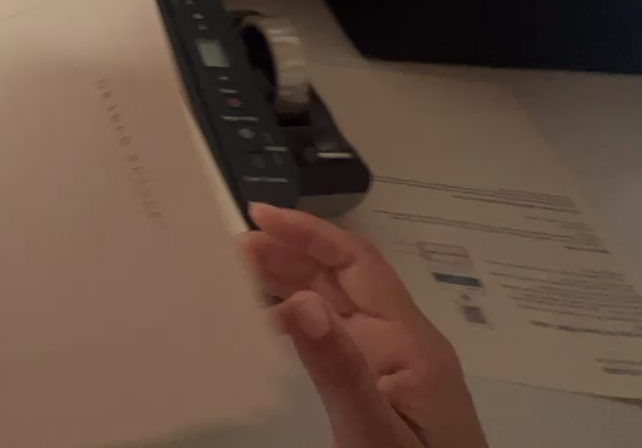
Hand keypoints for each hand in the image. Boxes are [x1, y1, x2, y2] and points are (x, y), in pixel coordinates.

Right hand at [243, 204, 486, 447]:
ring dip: (284, 275)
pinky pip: (328, 324)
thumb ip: (341, 371)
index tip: (259, 214)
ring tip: (235, 268)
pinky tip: (261, 311)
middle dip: (286, 250)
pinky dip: (291, 308)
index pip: (358, 262)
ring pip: (330, 294)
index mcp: (411, 341)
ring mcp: (385, 355)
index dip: (308, 231)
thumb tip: (300, 302)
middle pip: (339, 273)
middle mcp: (399, 337)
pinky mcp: (370, 374)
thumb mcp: (377, 435)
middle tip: (230, 247)